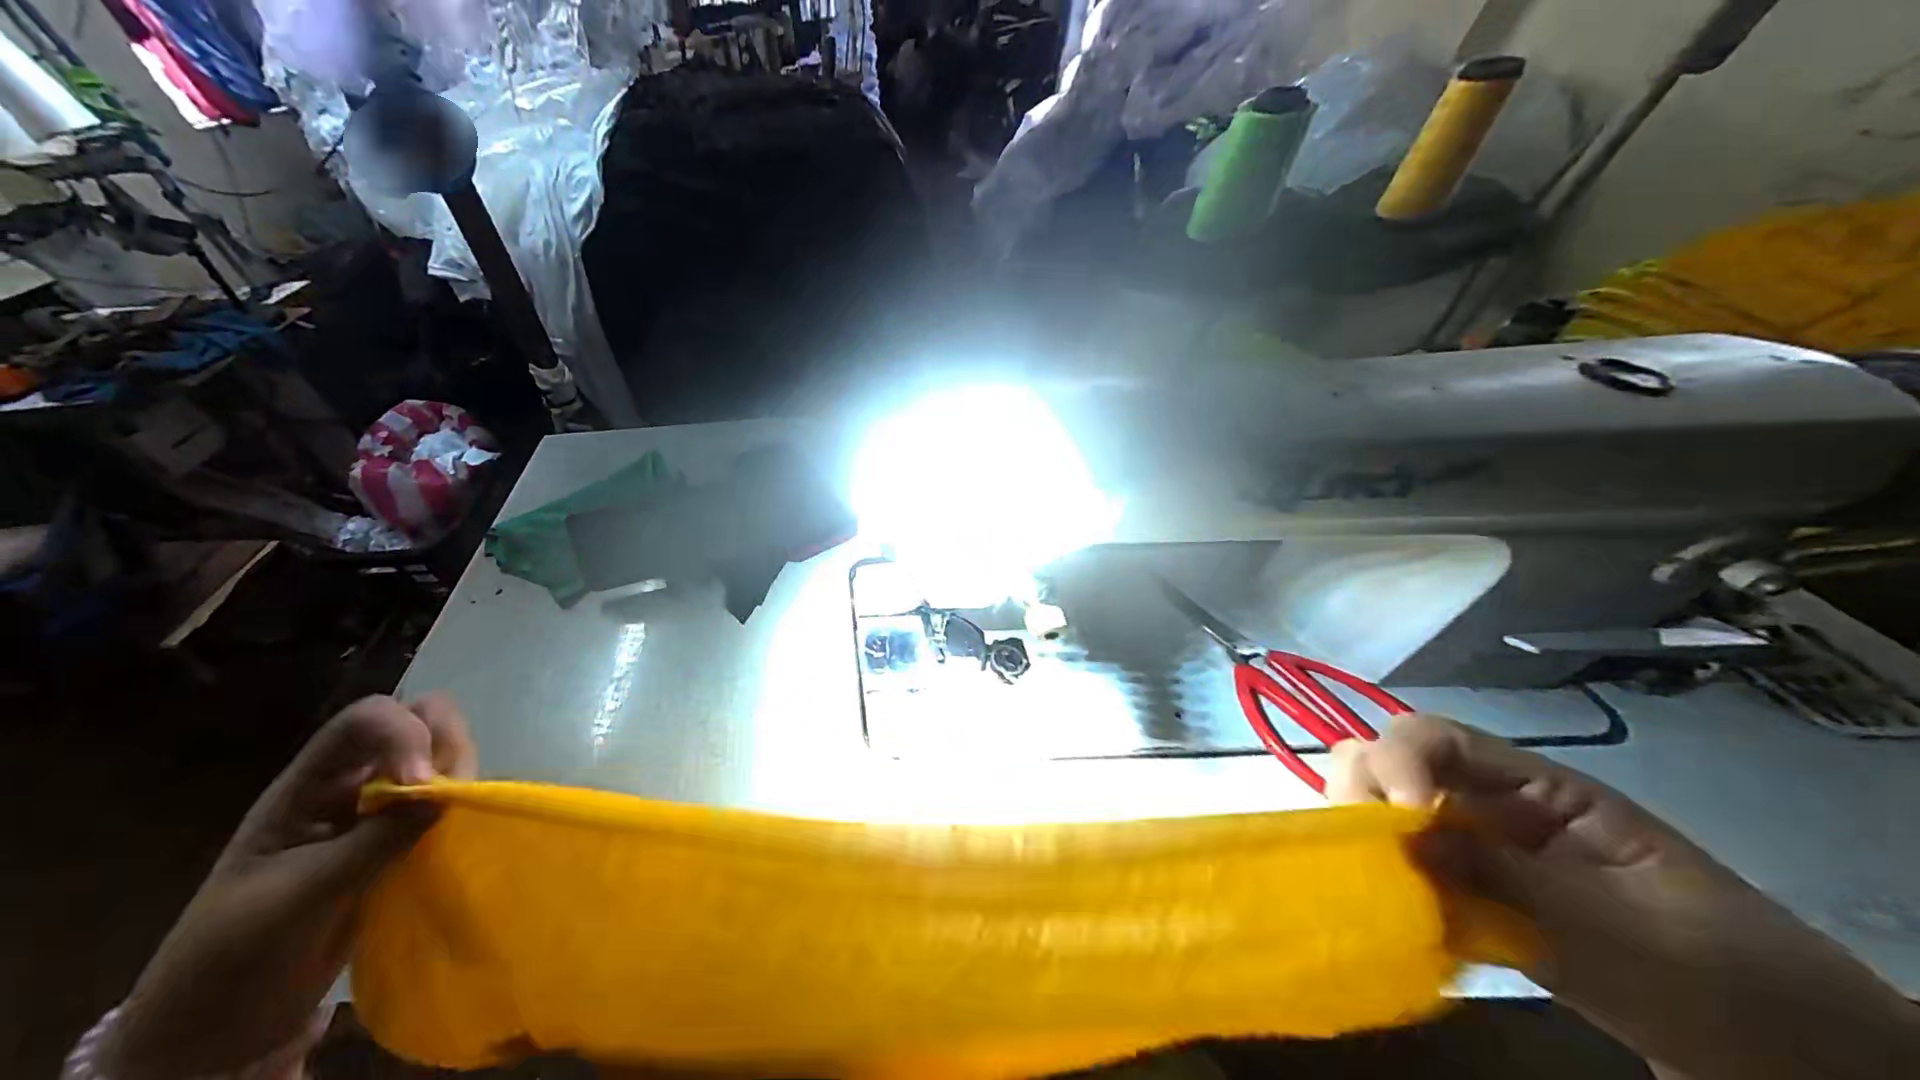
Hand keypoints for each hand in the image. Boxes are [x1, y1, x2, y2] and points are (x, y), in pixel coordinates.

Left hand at [101, 695, 476, 1079]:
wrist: (220, 1028)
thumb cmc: (237, 957)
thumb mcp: (300, 897)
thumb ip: (372, 842)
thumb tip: (444, 794)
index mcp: (304, 788)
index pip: (365, 721)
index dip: (405, 734)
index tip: (424, 783)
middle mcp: (346, 787)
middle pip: (412, 721)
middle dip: (445, 740)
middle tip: (455, 790)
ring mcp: (374, 814)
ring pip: (436, 757)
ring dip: (458, 772)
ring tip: (457, 815)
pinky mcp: (398, 843)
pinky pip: (442, 802)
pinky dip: (461, 804)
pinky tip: (458, 831)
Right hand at [1328, 713, 1919, 1079]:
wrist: (1787, 1062)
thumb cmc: (1725, 978)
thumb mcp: (1623, 930)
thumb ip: (1510, 880)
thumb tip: (1401, 838)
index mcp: (1537, 788)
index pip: (1436, 739)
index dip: (1399, 760)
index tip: (1399, 817)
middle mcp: (1493, 808)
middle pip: (1391, 764)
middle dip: (1362, 792)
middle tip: (1364, 853)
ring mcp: (1481, 855)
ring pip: (1386, 816)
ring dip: (1365, 840)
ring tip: (1375, 889)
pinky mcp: (1474, 903)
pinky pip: (1407, 876)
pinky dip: (1386, 890)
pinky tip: (1397, 924)